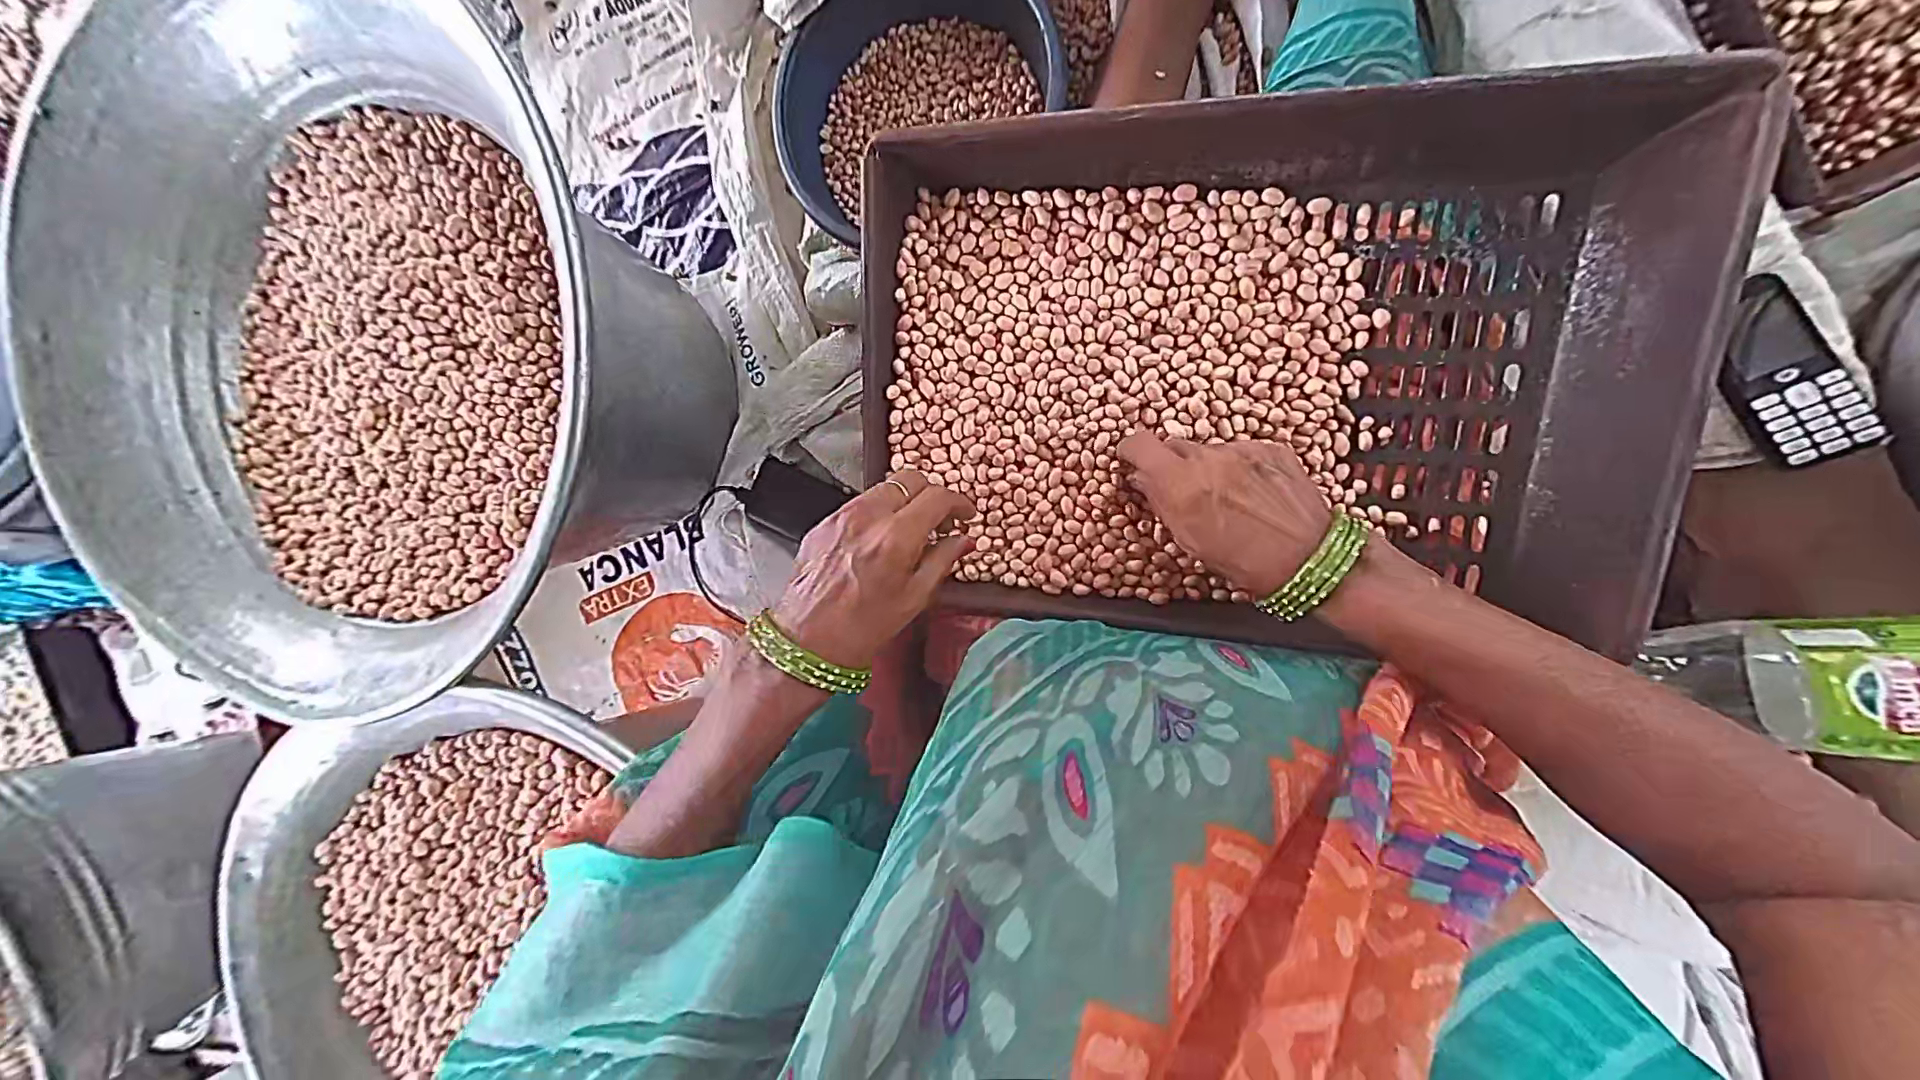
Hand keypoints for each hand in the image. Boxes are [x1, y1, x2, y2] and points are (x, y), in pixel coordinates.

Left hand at [770, 470, 975, 668]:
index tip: (964, 513)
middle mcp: (867, 518)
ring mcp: (842, 517)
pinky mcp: (824, 523)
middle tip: (940, 520)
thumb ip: (942, 561)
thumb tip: (961, 541)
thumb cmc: (860, 627)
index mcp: (895, 537)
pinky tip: (881, 540)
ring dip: (904, 502)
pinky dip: (878, 513)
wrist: (809, 639)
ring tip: (910, 532)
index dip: (958, 502)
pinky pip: (859, 504)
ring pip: (884, 488)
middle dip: (932, 495)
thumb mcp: (915, 597)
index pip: (937, 496)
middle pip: (910, 479)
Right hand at [1116, 432, 1332, 596]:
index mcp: (1180, 483)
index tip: (1131, 460)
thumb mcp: (1188, 539)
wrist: (1308, 559)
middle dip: (1172, 465)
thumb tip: (1143, 480)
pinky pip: (1241, 451)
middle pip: (1174, 446)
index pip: (1139, 444)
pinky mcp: (1271, 449)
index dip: (1131, 451)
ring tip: (1227, 499)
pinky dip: (1240, 467)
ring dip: (1209, 468)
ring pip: (1209, 450)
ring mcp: (1243, 450)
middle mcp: (1208, 458)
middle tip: (1184, 491)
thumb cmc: (1242, 561)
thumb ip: (1161, 502)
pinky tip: (1252, 494)